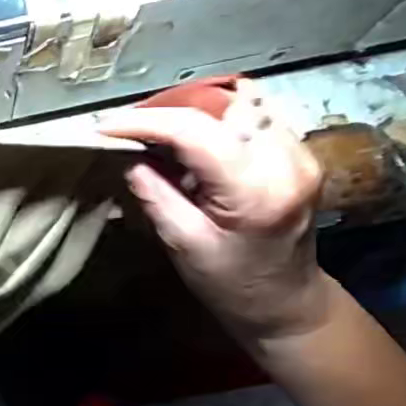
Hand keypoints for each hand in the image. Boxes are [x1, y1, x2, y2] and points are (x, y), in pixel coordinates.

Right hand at [99, 102, 330, 341]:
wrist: (284, 303)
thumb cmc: (231, 284)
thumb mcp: (182, 242)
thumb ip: (154, 192)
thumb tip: (128, 153)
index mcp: (255, 191)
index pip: (195, 132)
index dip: (145, 122)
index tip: (106, 125)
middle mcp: (286, 161)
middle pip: (218, 107)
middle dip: (168, 112)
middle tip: (130, 128)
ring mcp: (299, 153)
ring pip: (239, 102)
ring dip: (195, 112)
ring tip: (161, 132)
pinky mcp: (299, 151)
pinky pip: (255, 114)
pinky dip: (219, 118)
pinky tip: (197, 138)